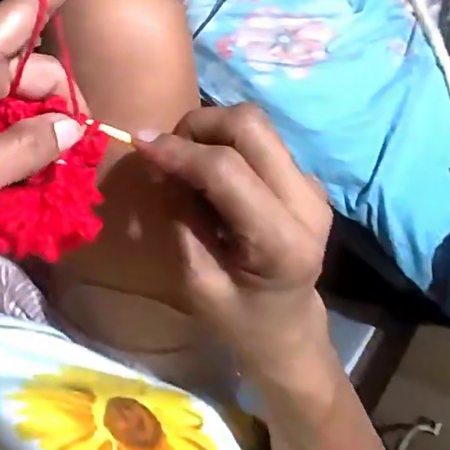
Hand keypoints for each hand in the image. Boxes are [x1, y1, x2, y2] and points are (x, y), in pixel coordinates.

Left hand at [0, 0, 105, 263]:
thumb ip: (26, 148)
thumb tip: (73, 125)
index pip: (23, 8)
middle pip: (31, 62)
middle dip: (61, 98)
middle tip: (77, 149)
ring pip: (17, 86)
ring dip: (40, 118)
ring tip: (50, 164)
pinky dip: (17, 126)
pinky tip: (26, 160)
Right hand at [135, 104, 334, 370]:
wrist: (288, 327)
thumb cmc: (237, 316)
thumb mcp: (195, 279)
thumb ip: (181, 216)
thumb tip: (162, 160)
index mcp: (280, 241)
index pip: (227, 169)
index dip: (178, 150)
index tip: (139, 143)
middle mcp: (306, 203)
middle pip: (250, 124)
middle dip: (197, 125)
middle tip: (168, 152)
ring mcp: (311, 185)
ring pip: (254, 123)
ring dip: (210, 130)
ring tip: (185, 161)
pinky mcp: (304, 177)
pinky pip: (258, 138)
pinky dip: (223, 141)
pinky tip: (209, 173)